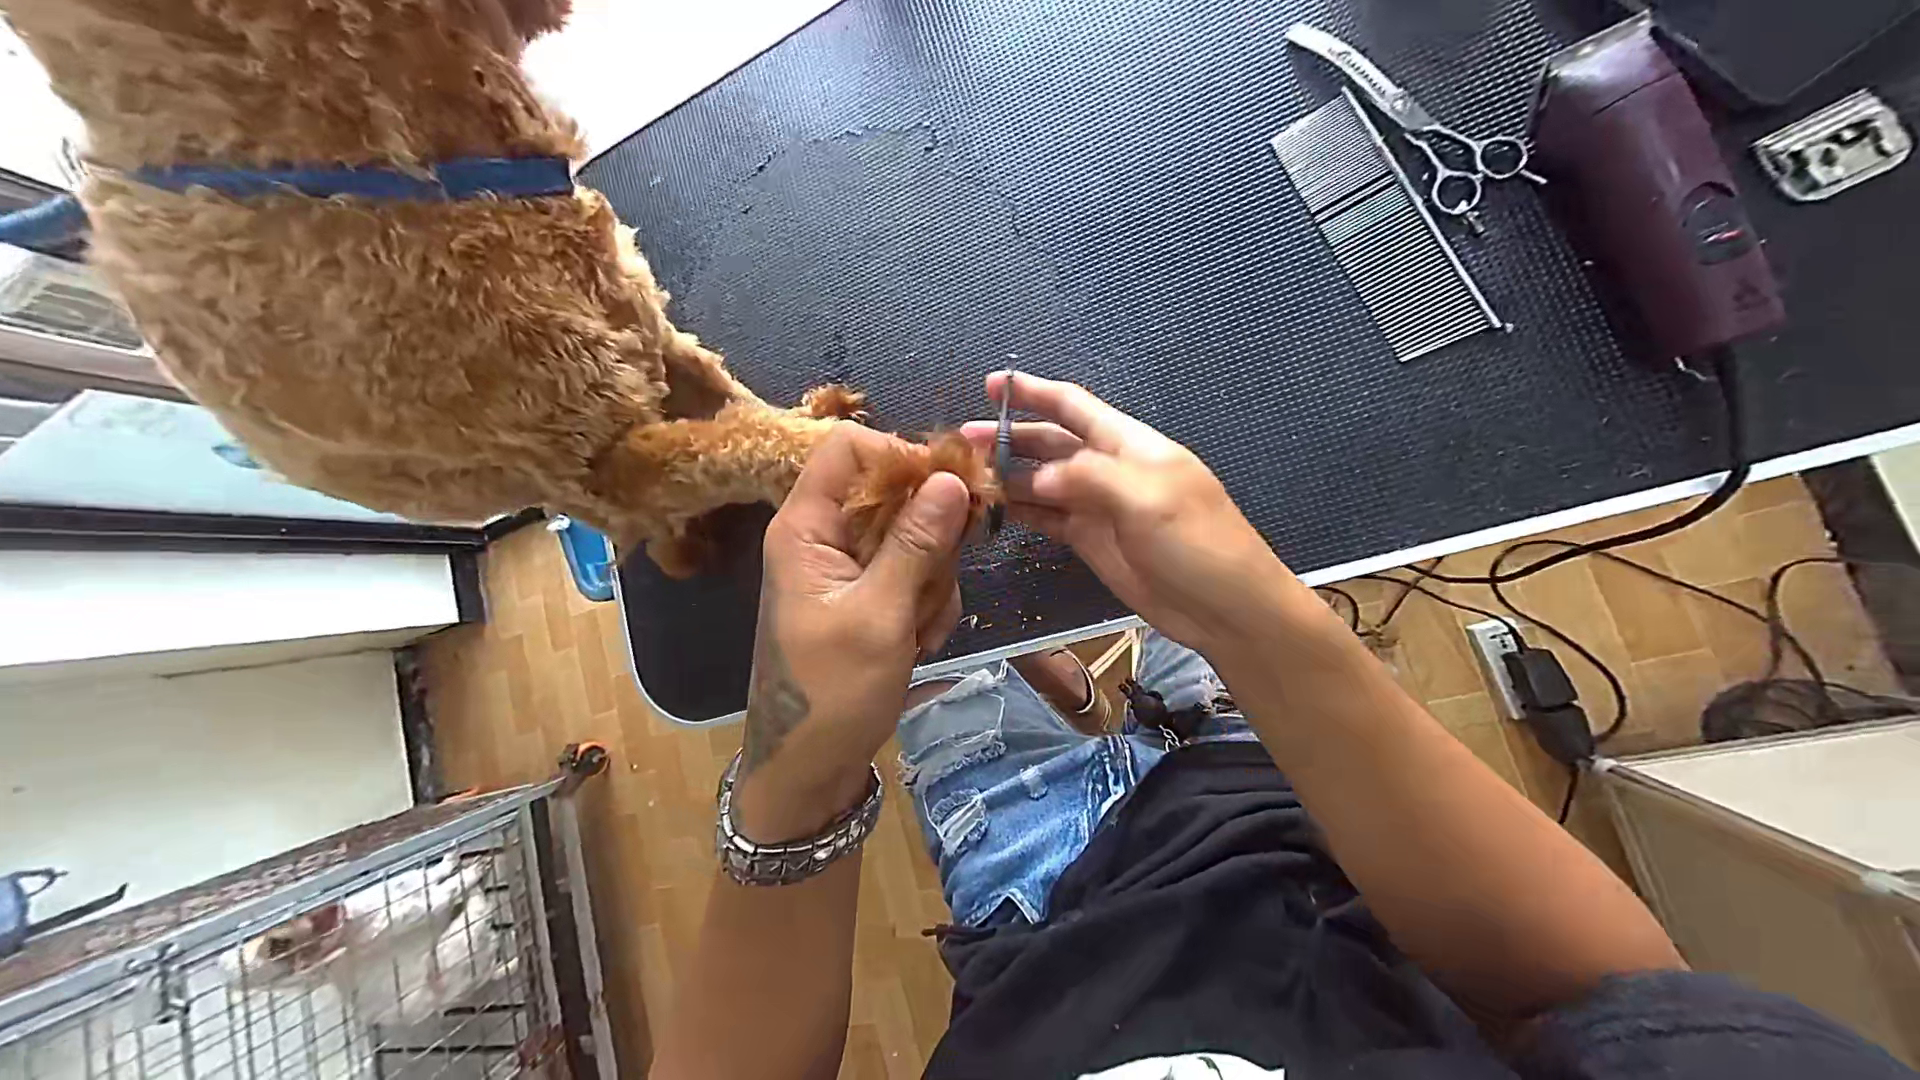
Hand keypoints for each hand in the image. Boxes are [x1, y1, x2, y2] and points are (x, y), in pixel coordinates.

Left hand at [732, 424, 970, 841]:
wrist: (810, 768)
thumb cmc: (832, 693)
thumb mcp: (879, 615)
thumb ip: (915, 543)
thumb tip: (950, 477)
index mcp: (806, 526)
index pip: (848, 448)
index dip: (900, 456)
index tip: (948, 490)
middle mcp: (824, 536)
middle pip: (891, 492)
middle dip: (928, 537)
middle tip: (936, 583)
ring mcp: (847, 568)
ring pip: (912, 536)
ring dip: (932, 579)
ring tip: (920, 630)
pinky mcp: (867, 595)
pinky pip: (912, 574)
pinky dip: (925, 604)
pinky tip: (920, 642)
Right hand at [961, 373, 1315, 653]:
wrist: (1226, 609)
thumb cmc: (1197, 543)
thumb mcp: (1146, 498)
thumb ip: (1087, 477)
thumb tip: (1034, 477)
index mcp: (1128, 444)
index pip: (1073, 406)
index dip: (1033, 392)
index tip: (992, 385)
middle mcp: (1108, 469)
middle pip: (1050, 444)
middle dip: (1009, 438)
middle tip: (963, 442)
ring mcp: (1097, 506)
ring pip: (1043, 482)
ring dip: (1008, 477)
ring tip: (968, 478)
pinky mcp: (1090, 539)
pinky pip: (1048, 517)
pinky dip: (1021, 512)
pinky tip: (994, 511)